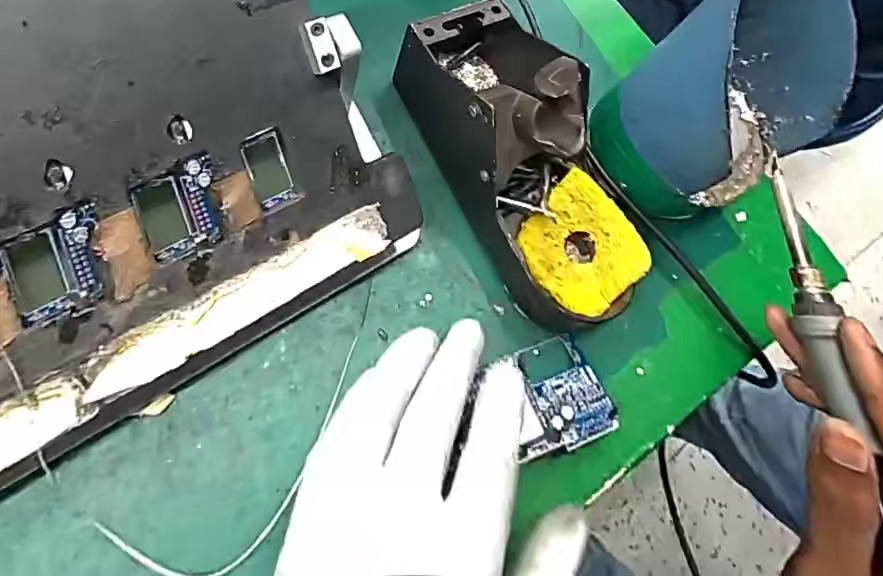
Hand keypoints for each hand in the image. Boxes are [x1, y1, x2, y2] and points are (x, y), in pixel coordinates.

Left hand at [276, 320, 525, 575]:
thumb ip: (540, 574)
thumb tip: (574, 514)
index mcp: (459, 550)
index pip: (489, 453)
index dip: (502, 402)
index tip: (509, 372)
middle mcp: (402, 517)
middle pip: (433, 417)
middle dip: (454, 366)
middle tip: (468, 331)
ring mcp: (348, 511)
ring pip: (380, 413)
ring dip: (403, 367)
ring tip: (423, 337)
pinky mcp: (308, 516)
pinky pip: (335, 439)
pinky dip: (359, 399)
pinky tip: (372, 380)